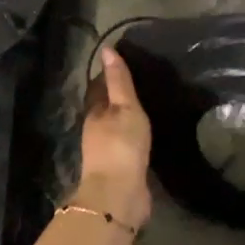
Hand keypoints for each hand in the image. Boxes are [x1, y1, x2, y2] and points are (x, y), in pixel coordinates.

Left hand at [77, 46, 152, 229]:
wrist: (119, 195)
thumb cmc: (121, 145)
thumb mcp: (124, 107)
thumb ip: (118, 81)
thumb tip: (106, 49)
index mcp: (94, 113)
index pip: (100, 87)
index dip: (111, 74)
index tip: (129, 62)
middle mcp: (97, 130)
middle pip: (107, 107)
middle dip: (120, 96)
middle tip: (144, 81)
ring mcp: (108, 151)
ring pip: (117, 126)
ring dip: (128, 117)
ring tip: (150, 104)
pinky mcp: (121, 168)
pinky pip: (128, 145)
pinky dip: (136, 136)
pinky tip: (149, 133)